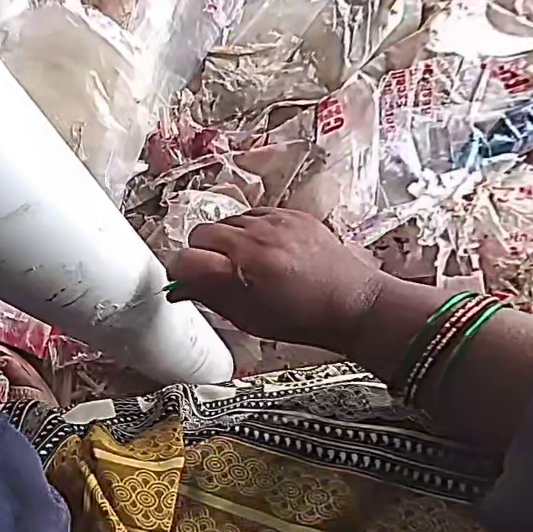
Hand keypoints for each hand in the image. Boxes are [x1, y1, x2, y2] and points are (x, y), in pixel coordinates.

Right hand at [166, 209, 388, 351]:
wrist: (355, 304)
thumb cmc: (303, 318)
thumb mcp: (248, 317)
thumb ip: (208, 297)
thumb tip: (177, 289)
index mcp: (246, 268)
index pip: (187, 257)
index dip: (179, 270)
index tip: (183, 280)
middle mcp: (259, 238)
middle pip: (201, 232)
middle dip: (201, 252)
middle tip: (215, 272)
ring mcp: (276, 221)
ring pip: (225, 221)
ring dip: (224, 240)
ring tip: (242, 262)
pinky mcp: (291, 214)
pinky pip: (252, 213)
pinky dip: (248, 229)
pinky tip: (261, 249)